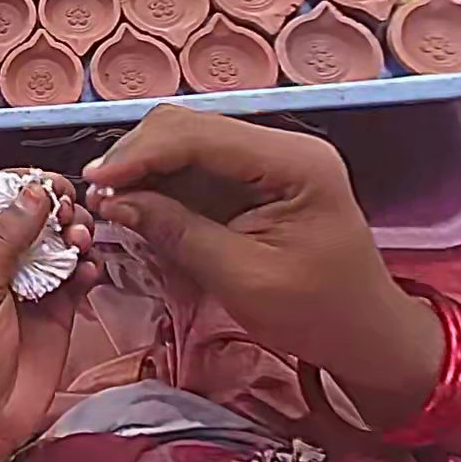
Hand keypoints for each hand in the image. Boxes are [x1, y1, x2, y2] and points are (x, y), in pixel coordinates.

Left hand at [0, 173, 98, 461]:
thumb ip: (4, 238)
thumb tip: (34, 192)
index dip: (25, 186)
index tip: (50, 182)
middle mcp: (3, 258)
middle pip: (36, 215)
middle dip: (56, 206)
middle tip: (70, 213)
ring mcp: (33, 282)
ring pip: (61, 241)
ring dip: (75, 233)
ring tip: (80, 240)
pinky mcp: (59, 309)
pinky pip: (78, 276)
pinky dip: (88, 267)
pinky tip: (88, 270)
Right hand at [82, 106, 438, 401]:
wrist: (365, 334)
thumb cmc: (317, 313)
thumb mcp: (243, 279)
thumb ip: (177, 233)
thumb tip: (113, 202)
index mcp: (293, 163)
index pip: (198, 136)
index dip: (139, 154)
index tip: (95, 181)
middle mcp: (274, 147)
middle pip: (182, 127)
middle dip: (133, 157)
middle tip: (97, 194)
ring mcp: (255, 158)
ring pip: (174, 139)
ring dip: (136, 166)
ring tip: (106, 199)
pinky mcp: (238, 176)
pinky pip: (181, 164)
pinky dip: (149, 179)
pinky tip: (129, 200)